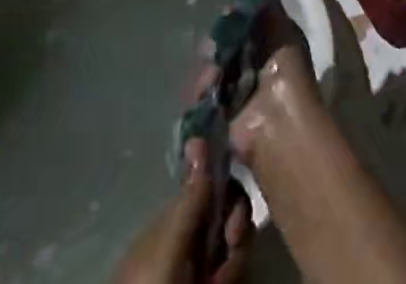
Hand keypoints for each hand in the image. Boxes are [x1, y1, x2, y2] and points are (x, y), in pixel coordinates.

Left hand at [110, 138, 250, 283]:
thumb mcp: (168, 250)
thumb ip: (189, 200)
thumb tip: (198, 137)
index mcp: (171, 221)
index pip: (215, 189)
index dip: (232, 202)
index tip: (233, 228)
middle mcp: (187, 238)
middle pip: (230, 217)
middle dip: (236, 238)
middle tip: (224, 266)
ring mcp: (197, 265)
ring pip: (236, 247)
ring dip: (234, 265)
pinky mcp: (210, 282)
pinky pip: (233, 270)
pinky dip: (231, 278)